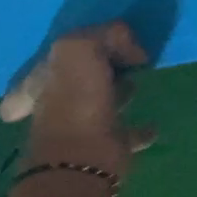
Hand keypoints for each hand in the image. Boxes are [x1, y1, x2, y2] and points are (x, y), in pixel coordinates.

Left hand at [5, 22, 155, 174]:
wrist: (85, 161)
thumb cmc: (77, 102)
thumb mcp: (80, 49)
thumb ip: (104, 35)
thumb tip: (131, 50)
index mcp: (44, 85)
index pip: (42, 70)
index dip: (58, 61)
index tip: (89, 53)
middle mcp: (57, 108)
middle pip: (75, 86)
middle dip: (94, 76)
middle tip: (119, 65)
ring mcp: (82, 131)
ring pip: (101, 106)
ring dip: (118, 96)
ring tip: (137, 87)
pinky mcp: (108, 149)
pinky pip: (128, 133)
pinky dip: (141, 128)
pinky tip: (154, 123)